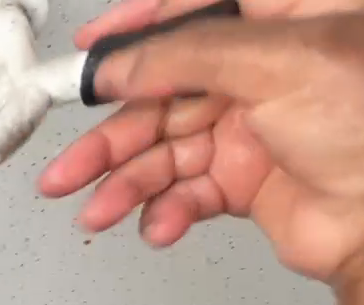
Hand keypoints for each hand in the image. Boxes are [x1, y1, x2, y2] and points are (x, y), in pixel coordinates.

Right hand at [38, 4, 363, 286]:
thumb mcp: (288, 62)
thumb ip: (191, 54)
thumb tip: (118, 63)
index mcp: (297, 20)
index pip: (203, 5)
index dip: (143, 23)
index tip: (88, 50)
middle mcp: (271, 71)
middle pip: (162, 97)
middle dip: (108, 141)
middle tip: (66, 172)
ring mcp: (255, 126)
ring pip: (159, 152)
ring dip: (123, 187)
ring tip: (100, 212)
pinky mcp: (242, 177)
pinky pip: (178, 193)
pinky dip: (162, 212)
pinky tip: (165, 224)